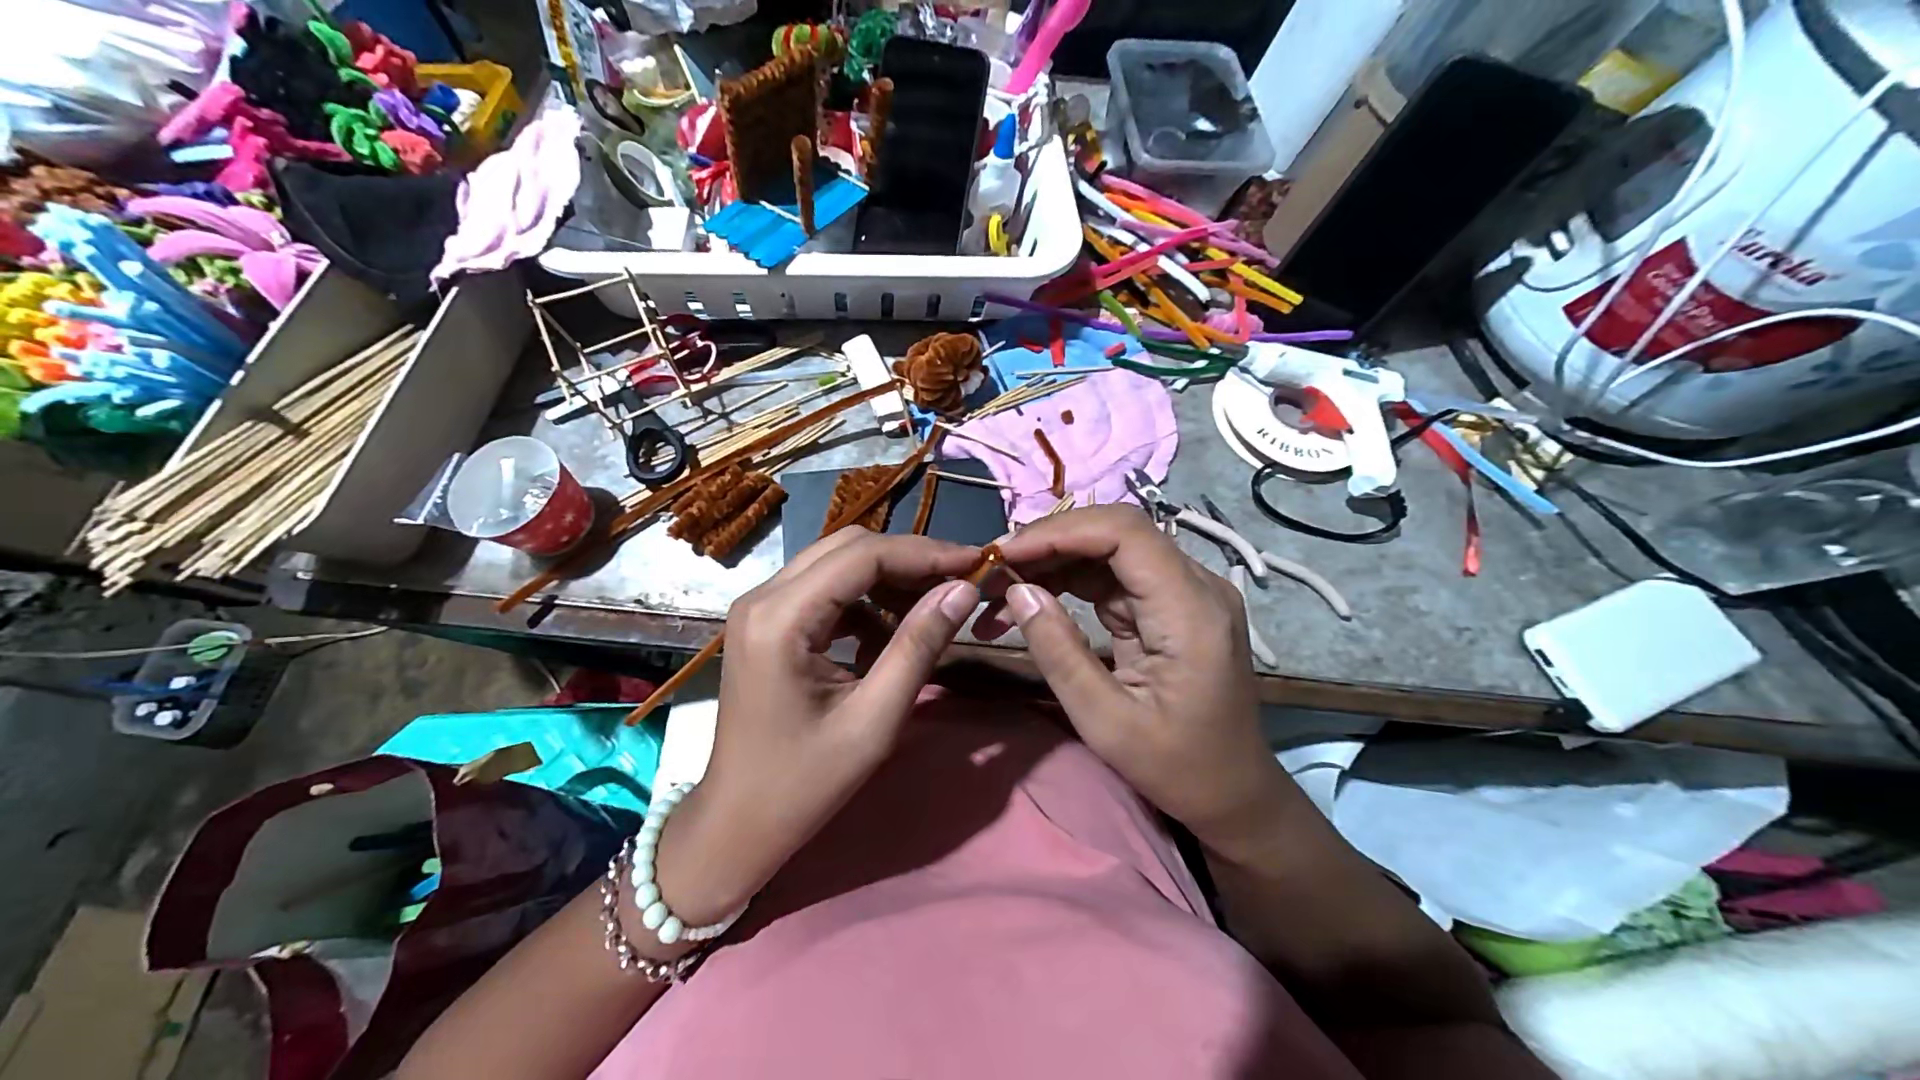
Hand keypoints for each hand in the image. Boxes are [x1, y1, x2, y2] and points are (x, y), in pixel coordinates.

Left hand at [650, 528, 981, 931]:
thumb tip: (964, 590)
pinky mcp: (767, 622)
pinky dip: (866, 601)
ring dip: (889, 578)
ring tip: (935, 606)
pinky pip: (825, 589)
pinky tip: (893, 632)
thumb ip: (919, 647)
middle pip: (849, 547)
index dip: (925, 553)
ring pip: (838, 563)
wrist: (739, 820)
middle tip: (961, 582)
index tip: (976, 563)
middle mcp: (763, 596)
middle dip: (910, 559)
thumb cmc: (805, 782)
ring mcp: (760, 607)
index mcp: (780, 618)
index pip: (863, 555)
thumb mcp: (874, 720)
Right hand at [978, 505, 1288, 846]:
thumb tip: (1017, 590)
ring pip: (1109, 552)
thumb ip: (1059, 652)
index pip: (1125, 534)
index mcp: (1190, 611)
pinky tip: (1032, 600)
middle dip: (1049, 544)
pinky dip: (1069, 584)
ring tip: (998, 589)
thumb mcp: (1106, 722)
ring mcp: (1186, 593)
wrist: (1233, 791)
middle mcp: (1196, 586)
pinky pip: (1114, 578)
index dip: (1060, 531)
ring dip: (1053, 563)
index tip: (1005, 552)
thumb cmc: (1176, 767)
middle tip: (991, 570)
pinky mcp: (1170, 606)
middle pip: (1116, 534)